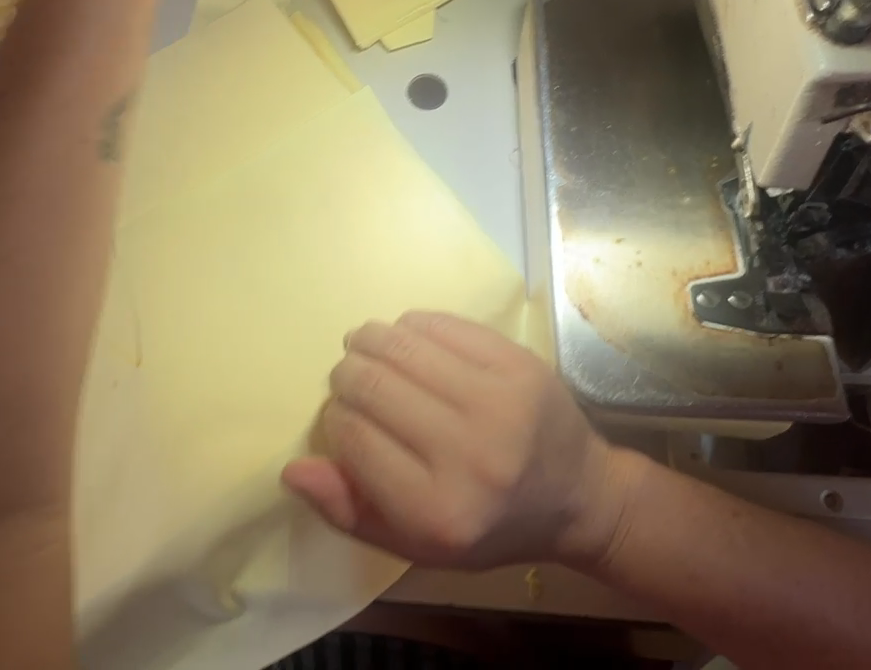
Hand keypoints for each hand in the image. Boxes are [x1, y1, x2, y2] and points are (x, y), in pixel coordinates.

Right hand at [281, 311, 631, 569]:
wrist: (578, 495)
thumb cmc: (490, 527)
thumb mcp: (417, 546)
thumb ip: (350, 511)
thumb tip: (292, 468)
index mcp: (437, 510)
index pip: (352, 436)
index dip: (335, 419)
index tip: (342, 418)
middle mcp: (469, 453)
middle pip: (372, 384)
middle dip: (347, 374)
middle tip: (349, 376)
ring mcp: (498, 400)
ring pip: (401, 345)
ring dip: (369, 340)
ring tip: (366, 347)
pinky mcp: (517, 362)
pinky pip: (441, 324)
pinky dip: (410, 326)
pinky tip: (408, 340)